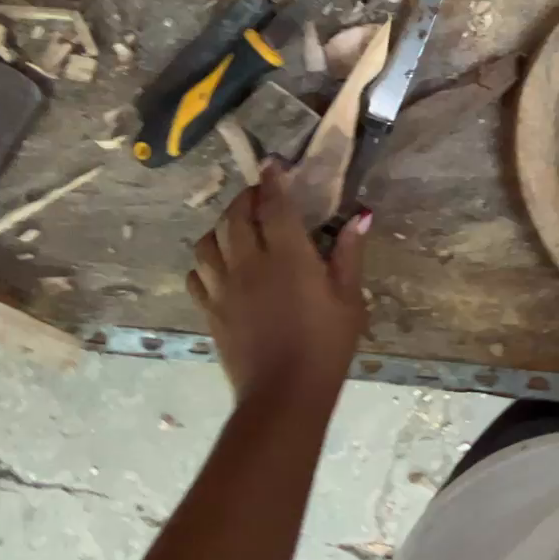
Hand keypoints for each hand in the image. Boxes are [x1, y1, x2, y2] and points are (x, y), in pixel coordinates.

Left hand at [187, 165, 369, 405]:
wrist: (283, 396)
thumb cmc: (326, 344)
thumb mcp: (349, 297)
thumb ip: (349, 253)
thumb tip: (361, 214)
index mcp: (288, 256)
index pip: (273, 205)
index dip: (272, 180)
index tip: (273, 163)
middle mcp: (249, 264)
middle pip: (234, 217)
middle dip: (245, 198)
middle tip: (260, 194)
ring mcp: (224, 288)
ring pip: (208, 241)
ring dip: (222, 225)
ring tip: (239, 225)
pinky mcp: (210, 310)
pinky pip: (198, 273)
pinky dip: (208, 259)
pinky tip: (223, 263)